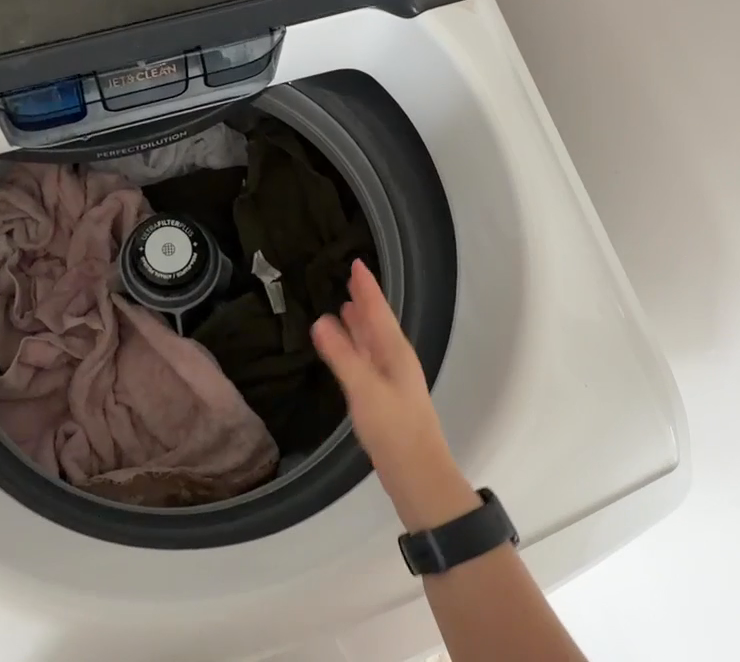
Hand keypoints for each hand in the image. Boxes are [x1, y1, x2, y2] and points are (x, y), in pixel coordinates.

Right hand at [313, 260, 480, 530]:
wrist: (418, 476)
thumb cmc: (394, 430)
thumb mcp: (364, 390)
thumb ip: (342, 356)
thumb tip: (320, 320)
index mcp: (396, 353)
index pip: (379, 312)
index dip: (367, 288)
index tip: (356, 263)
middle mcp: (397, 361)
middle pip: (378, 323)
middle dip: (364, 301)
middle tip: (349, 279)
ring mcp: (393, 381)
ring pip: (374, 342)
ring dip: (361, 324)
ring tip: (345, 307)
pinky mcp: (386, 399)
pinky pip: (369, 360)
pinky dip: (357, 347)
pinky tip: (349, 351)